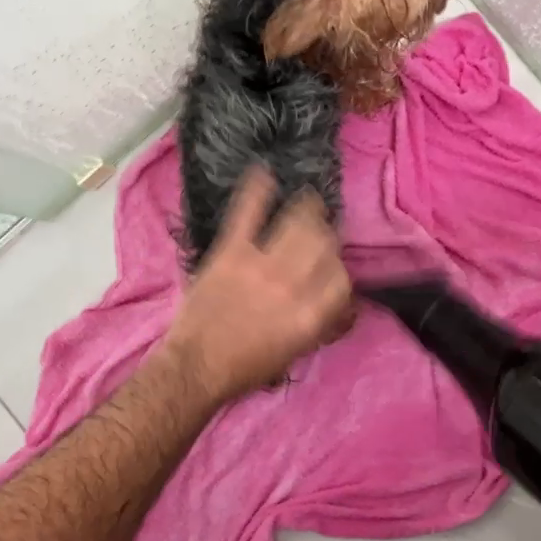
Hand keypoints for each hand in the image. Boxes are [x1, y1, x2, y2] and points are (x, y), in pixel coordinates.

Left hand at [162, 168, 353, 400]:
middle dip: (326, 236)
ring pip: (297, 223)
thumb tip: (344, 309)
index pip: (342, 279)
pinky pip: (248, 212)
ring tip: (306, 204)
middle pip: (324, 244)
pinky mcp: (230, 252)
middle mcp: (292, 285)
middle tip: (320, 232)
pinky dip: (257, 189)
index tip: (332, 267)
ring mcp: (260, 264)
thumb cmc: (246, 368)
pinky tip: (264, 173)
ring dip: (306, 211)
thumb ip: (323, 325)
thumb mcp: (296, 352)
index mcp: (311, 315)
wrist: (195, 367)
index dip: (340, 271)